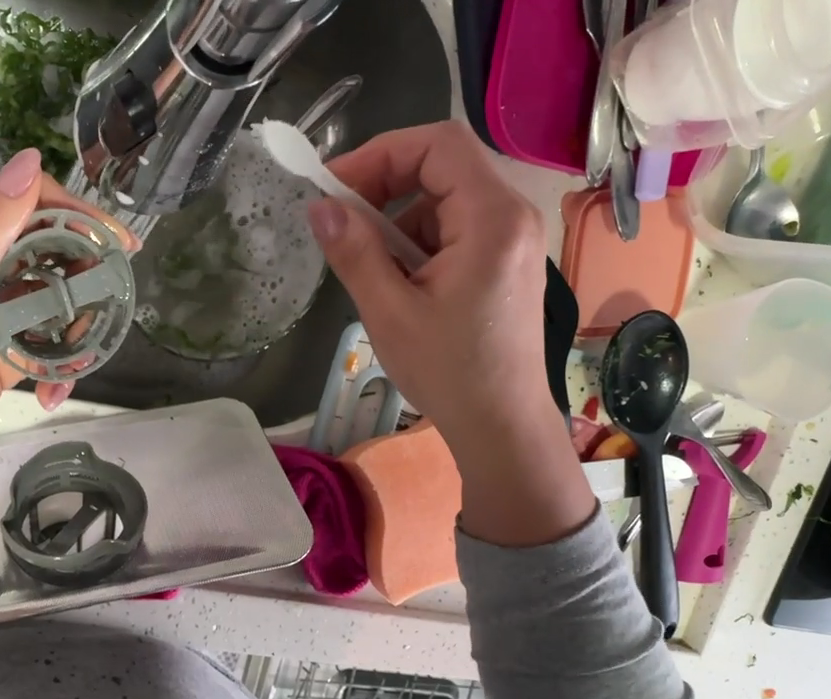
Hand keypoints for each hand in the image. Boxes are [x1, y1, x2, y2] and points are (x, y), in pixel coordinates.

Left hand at [0, 148, 137, 484]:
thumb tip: (30, 161)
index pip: (29, 208)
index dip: (76, 215)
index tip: (118, 242)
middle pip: (47, 255)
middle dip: (86, 272)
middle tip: (118, 295)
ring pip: (50, 306)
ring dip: (76, 327)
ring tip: (91, 350)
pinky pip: (41, 352)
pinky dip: (56, 369)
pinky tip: (56, 392)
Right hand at [306, 121, 552, 439]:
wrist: (499, 421)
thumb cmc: (446, 370)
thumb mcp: (389, 312)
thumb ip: (355, 253)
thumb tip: (319, 208)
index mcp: (491, 218)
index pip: (437, 145)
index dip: (379, 153)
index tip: (332, 188)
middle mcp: (511, 215)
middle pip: (443, 166)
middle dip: (384, 184)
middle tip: (338, 220)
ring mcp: (511, 238)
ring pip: (445, 200)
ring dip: (397, 219)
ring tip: (365, 265)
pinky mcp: (504, 261)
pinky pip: (455, 229)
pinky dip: (417, 242)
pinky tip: (395, 282)